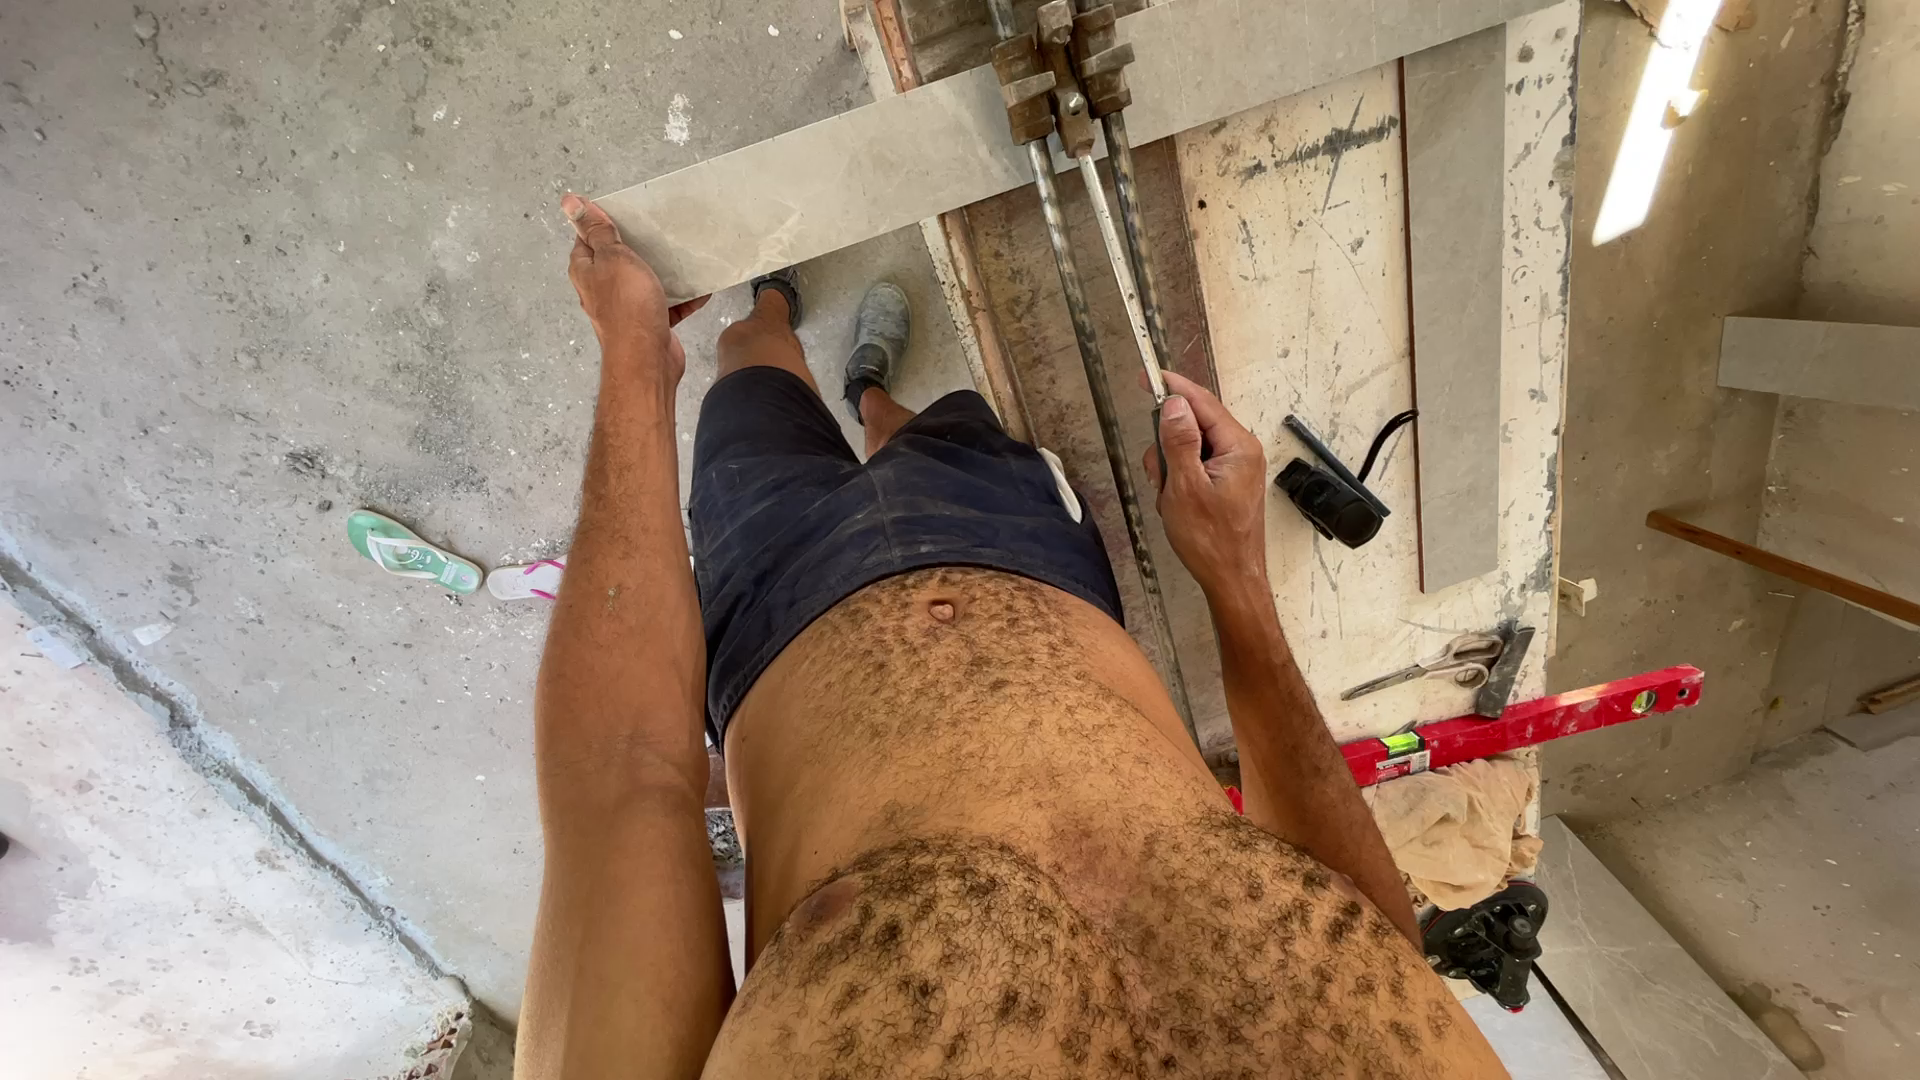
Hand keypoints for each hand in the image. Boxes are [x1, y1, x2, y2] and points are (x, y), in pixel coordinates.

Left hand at [562, 193, 709, 379]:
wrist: (648, 358)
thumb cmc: (628, 307)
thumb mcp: (612, 257)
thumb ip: (596, 231)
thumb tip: (570, 201)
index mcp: (587, 272)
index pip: (586, 239)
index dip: (601, 224)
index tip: (624, 214)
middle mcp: (603, 291)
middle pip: (618, 262)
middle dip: (637, 248)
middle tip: (657, 232)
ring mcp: (628, 310)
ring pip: (645, 284)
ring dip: (662, 273)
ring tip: (681, 257)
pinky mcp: (652, 325)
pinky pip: (669, 306)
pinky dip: (683, 298)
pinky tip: (700, 289)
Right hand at [1142, 370, 1269, 599]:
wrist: (1230, 577)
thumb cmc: (1210, 540)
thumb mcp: (1185, 487)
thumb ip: (1179, 442)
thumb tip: (1174, 404)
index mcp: (1237, 447)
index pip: (1202, 403)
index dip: (1173, 388)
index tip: (1148, 377)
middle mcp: (1240, 452)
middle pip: (1193, 425)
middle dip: (1167, 445)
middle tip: (1158, 474)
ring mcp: (1233, 468)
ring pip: (1189, 448)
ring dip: (1170, 467)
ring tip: (1169, 497)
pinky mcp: (1225, 483)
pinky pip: (1194, 466)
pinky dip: (1177, 480)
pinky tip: (1175, 503)